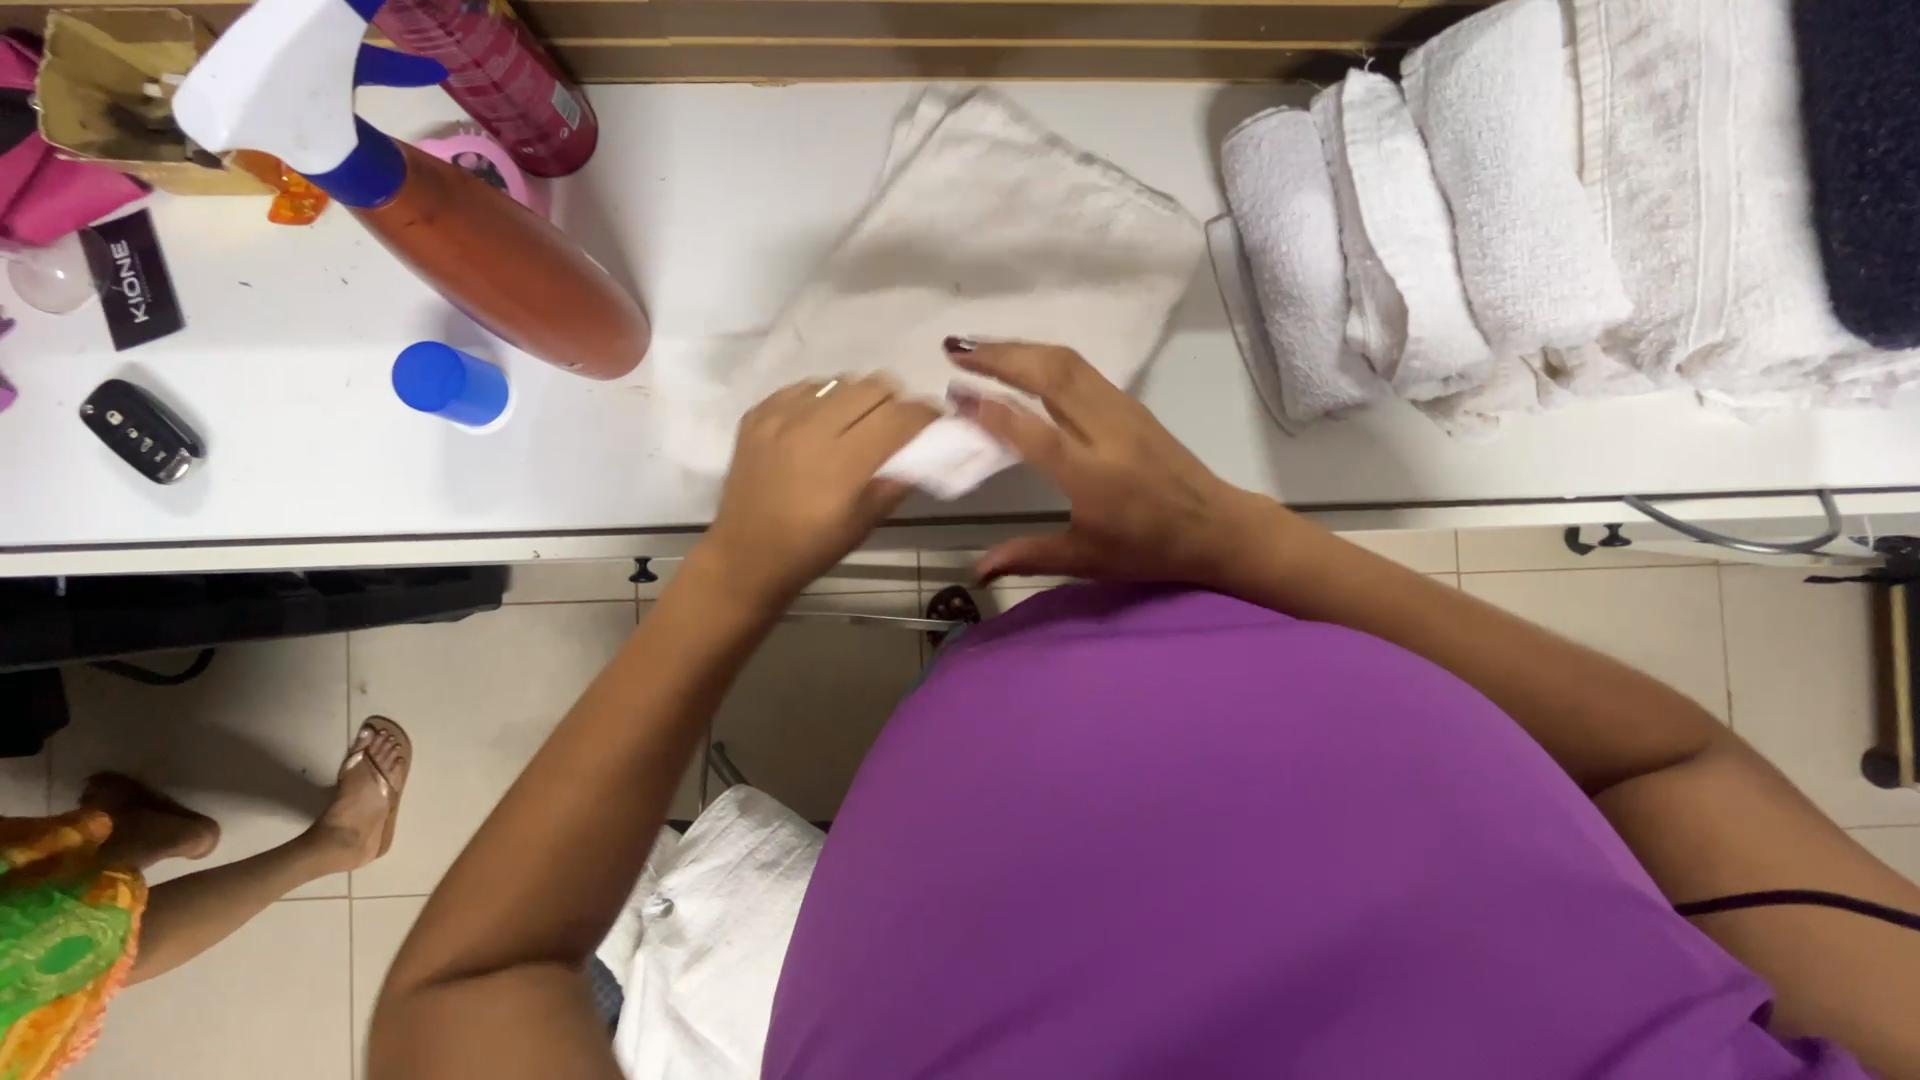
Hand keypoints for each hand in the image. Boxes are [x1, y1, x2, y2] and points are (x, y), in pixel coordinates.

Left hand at [698, 375, 939, 606]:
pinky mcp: (756, 414)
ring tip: (854, 424)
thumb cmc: (812, 548)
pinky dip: (821, 401)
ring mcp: (779, 417)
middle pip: (872, 386)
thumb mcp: (865, 522)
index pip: (899, 417)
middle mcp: (810, 428)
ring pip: (839, 381)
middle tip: (894, 424)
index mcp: (842, 462)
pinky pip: (803, 388)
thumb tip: (928, 450)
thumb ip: (898, 480)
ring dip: (856, 399)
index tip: (934, 421)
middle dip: (893, 402)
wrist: (745, 556)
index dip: (926, 415)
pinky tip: (818, 426)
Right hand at [947, 339, 1288, 587]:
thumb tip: (977, 569)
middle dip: (999, 356)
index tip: (954, 394)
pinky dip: (1045, 355)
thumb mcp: (1087, 560)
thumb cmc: (1149, 549)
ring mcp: (1122, 410)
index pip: (1032, 431)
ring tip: (979, 348)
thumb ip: (1029, 555)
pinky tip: (1023, 359)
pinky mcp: (1131, 404)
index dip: (990, 409)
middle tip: (954, 351)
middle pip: (1050, 374)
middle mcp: (1107, 432)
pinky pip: (1082, 368)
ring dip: (1020, 348)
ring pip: (1067, 362)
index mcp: (1092, 476)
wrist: (1216, 526)